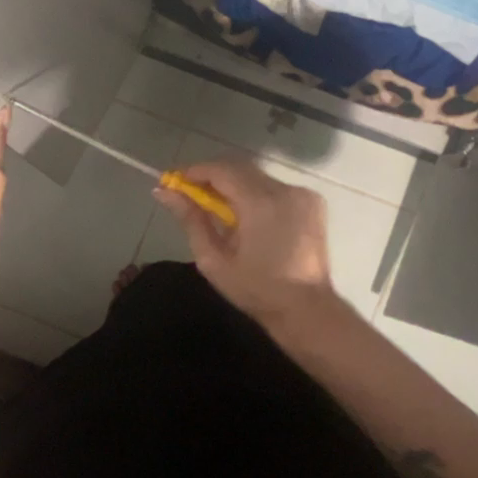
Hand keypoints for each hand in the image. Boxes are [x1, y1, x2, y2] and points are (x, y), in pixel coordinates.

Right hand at [155, 157, 336, 323]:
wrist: (306, 309)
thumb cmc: (256, 290)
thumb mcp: (214, 260)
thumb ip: (191, 220)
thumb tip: (164, 192)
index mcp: (260, 204)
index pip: (222, 171)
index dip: (195, 171)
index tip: (174, 181)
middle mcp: (285, 190)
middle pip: (240, 169)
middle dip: (213, 177)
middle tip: (190, 195)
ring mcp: (303, 194)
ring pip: (258, 177)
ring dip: (235, 186)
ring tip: (218, 210)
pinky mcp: (313, 202)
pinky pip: (276, 187)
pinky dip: (256, 194)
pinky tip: (248, 218)